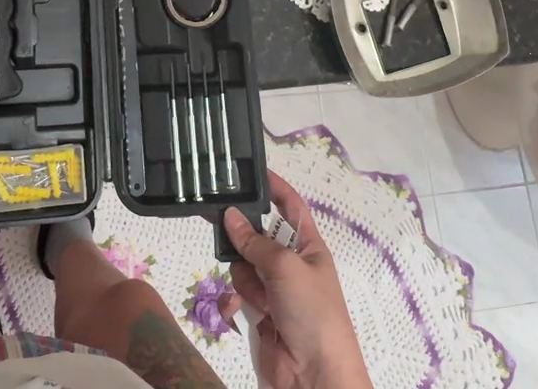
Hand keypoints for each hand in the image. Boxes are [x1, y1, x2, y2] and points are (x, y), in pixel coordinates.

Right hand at [220, 172, 371, 388]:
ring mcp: (276, 288)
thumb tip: (230, 215)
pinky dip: (241, 295)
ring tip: (259, 293)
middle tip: (223, 224)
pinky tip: (248, 307)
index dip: (274, 187)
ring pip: (245, 261)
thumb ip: (255, 241)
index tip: (252, 170)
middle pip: (259, 234)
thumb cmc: (312, 311)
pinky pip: (241, 288)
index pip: (290, 207)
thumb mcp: (285, 267)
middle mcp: (291, 263)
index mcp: (309, 246)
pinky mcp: (261, 310)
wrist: (315, 375)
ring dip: (246, 273)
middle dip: (245, 235)